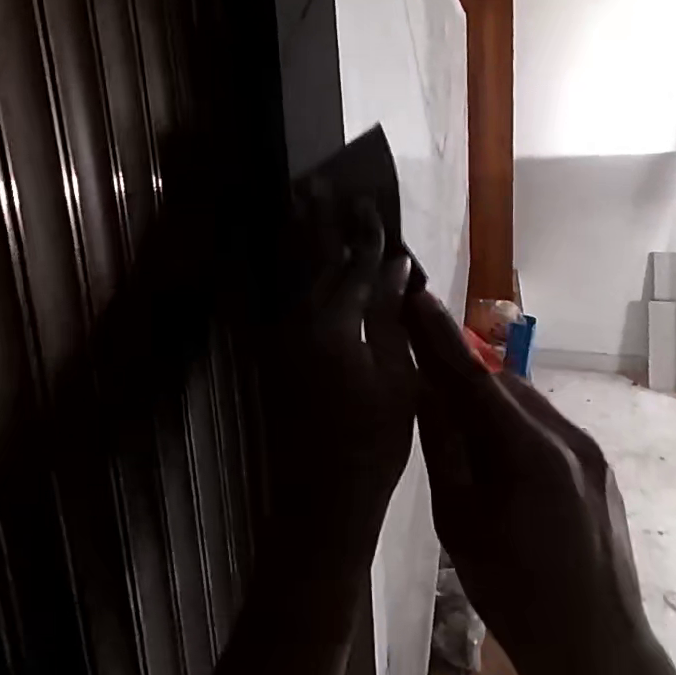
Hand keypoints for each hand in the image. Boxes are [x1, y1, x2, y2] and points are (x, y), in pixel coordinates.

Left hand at [207, 186, 413, 674]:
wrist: (322, 493)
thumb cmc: (373, 442)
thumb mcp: (395, 376)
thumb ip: (390, 315)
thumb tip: (396, 267)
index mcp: (334, 324)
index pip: (355, 266)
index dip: (367, 236)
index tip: (373, 204)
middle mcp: (300, 319)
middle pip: (313, 257)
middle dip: (319, 219)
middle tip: (321, 181)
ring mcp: (283, 334)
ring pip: (293, 272)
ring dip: (300, 236)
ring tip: (303, 200)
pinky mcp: (279, 349)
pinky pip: (290, 295)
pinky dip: (298, 270)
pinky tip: (303, 256)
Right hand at [404, 289, 675, 674]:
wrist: (599, 651)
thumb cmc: (513, 594)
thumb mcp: (459, 522)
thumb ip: (442, 446)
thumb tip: (420, 389)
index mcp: (527, 452)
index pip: (471, 374)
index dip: (437, 332)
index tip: (414, 292)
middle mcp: (564, 435)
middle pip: (497, 380)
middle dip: (455, 360)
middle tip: (416, 343)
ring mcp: (586, 447)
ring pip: (520, 397)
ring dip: (481, 388)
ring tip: (445, 389)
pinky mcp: (595, 461)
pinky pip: (541, 419)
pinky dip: (507, 412)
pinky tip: (487, 430)